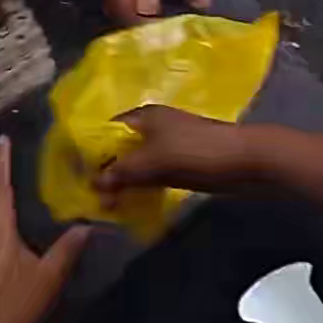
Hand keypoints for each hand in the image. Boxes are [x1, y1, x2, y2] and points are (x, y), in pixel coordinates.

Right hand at [94, 106, 260, 196]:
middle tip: (91, 197)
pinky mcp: (180, 163)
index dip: (90, 150)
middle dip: (105, 170)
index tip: (75, 174)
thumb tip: (93, 182)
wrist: (247, 160)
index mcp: (143, 117)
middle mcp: (152, 127)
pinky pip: (151, 174)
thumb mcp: (156, 160)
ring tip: (108, 206)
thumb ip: (123, 170)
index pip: (106, 130)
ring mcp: (167, 145)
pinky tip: (131, 203)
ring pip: (136, 163)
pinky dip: (140, 186)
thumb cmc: (198, 151)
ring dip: (123, 181)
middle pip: (120, 148)